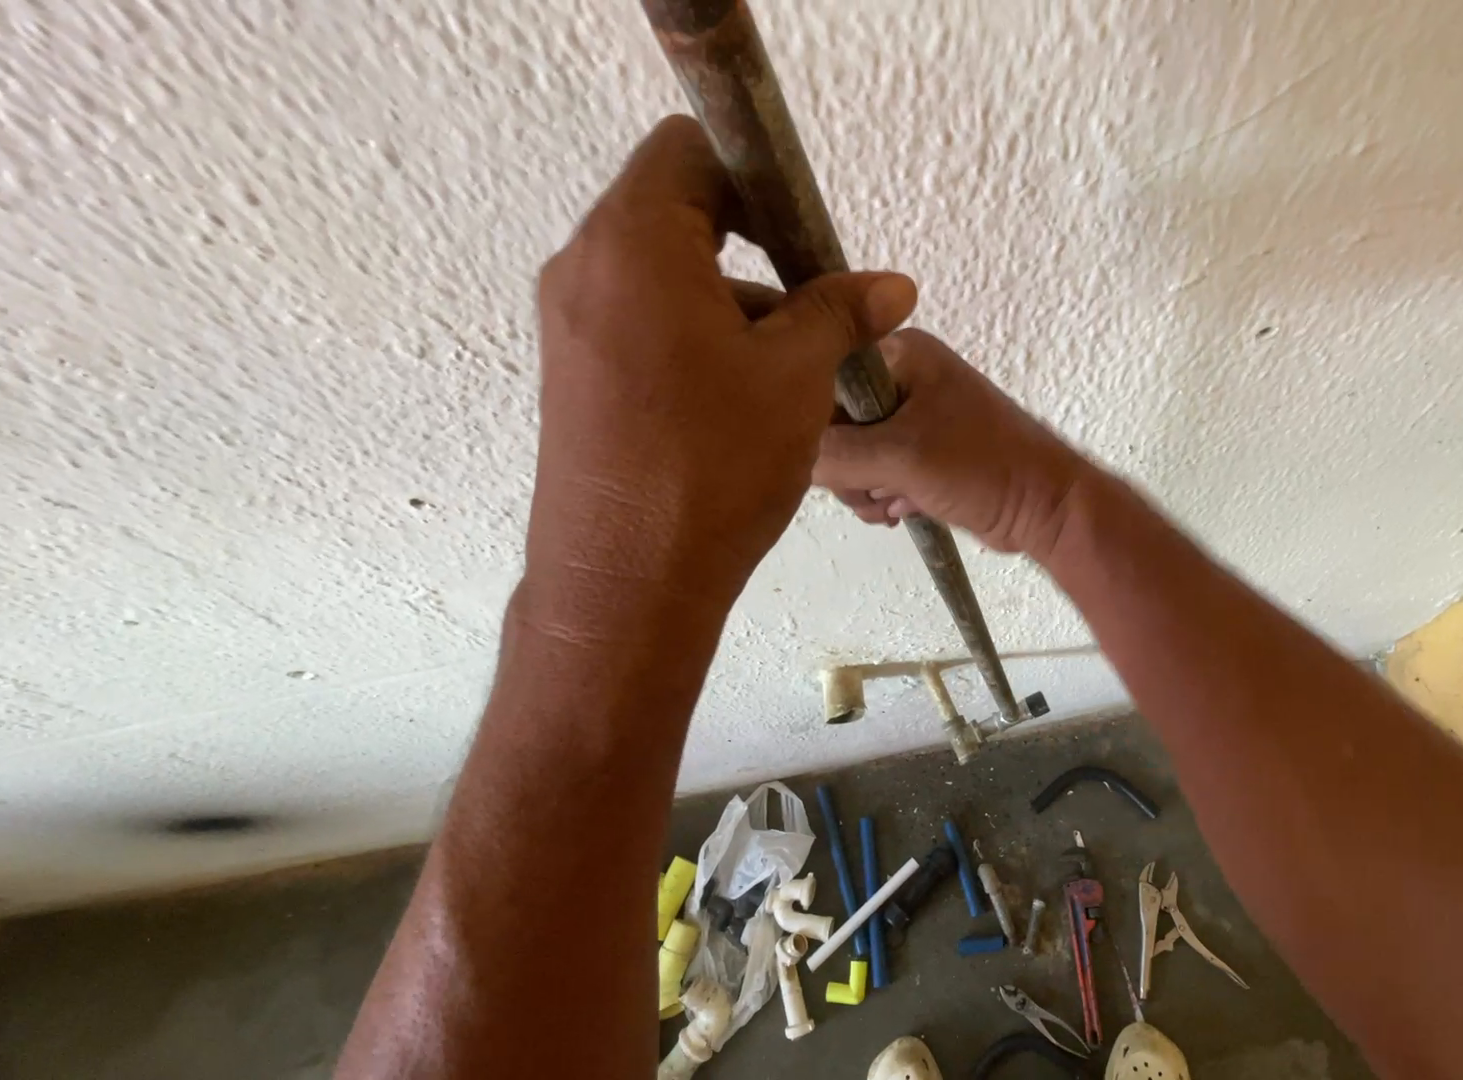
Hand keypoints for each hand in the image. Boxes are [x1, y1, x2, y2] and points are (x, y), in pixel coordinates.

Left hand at [526, 117, 916, 612]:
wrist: (629, 581)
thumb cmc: (714, 465)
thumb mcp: (796, 377)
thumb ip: (841, 312)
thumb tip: (893, 287)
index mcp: (634, 243)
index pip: (689, 150)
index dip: (754, 178)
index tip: (799, 236)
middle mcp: (585, 268)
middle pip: (674, 214)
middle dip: (749, 248)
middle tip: (804, 309)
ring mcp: (569, 325)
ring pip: (660, 278)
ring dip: (726, 301)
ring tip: (781, 374)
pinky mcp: (572, 375)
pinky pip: (638, 324)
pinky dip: (691, 338)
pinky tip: (734, 402)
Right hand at [812, 330, 1092, 559]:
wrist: (1045, 508)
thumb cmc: (981, 468)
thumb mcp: (900, 456)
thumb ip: (834, 454)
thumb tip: (787, 459)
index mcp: (899, 353)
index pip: (824, 379)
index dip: (817, 424)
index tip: (835, 460)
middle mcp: (902, 378)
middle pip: (833, 422)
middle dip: (848, 467)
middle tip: (876, 486)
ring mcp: (911, 417)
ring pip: (851, 454)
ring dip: (865, 488)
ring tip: (895, 501)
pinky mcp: (919, 453)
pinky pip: (874, 473)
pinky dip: (881, 496)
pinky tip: (902, 509)